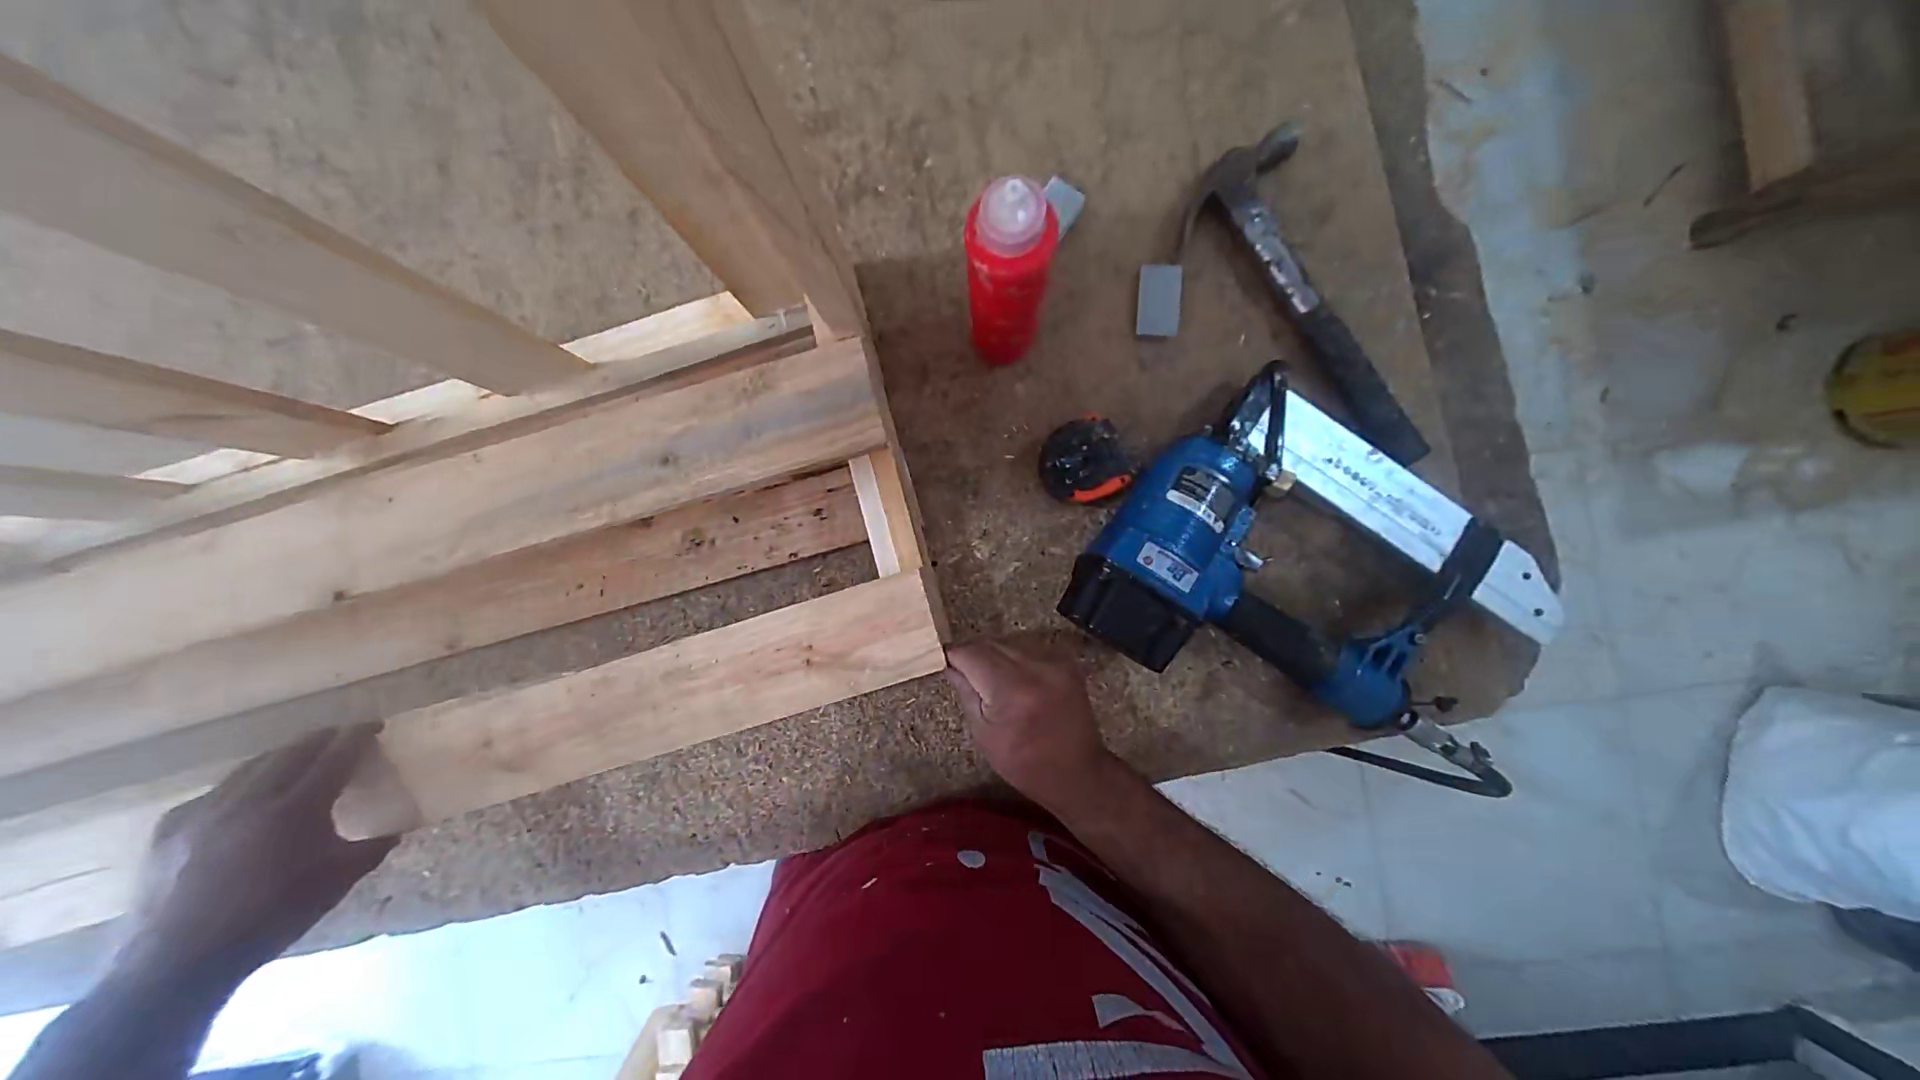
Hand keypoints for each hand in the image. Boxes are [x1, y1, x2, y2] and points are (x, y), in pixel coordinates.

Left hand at [125, 725, 398, 982]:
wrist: (180, 962)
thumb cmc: (272, 918)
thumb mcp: (338, 881)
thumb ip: (372, 848)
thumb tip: (397, 831)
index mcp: (296, 809)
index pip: (336, 755)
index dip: (358, 735)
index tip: (375, 726)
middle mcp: (250, 799)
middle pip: (293, 750)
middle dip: (323, 737)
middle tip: (344, 736)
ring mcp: (205, 811)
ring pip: (253, 765)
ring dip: (284, 755)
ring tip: (301, 758)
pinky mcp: (172, 827)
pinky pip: (218, 790)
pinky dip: (244, 783)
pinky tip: (249, 798)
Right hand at [945, 639, 1121, 812]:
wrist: (1077, 772)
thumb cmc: (1024, 763)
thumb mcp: (984, 734)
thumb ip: (966, 692)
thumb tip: (950, 665)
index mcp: (1011, 689)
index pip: (971, 653)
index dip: (954, 656)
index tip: (944, 662)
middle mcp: (1035, 668)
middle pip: (991, 644)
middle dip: (973, 655)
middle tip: (965, 674)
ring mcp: (1054, 662)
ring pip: (1010, 643)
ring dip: (995, 656)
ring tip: (992, 682)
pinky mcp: (1066, 663)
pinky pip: (1030, 650)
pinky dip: (1017, 660)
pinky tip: (1017, 682)